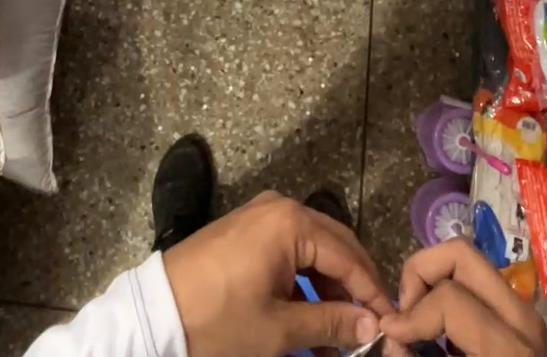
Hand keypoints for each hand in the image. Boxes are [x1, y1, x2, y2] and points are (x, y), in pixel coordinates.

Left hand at [163, 191, 393, 356]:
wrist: (154, 313)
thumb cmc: (219, 320)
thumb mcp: (278, 329)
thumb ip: (331, 323)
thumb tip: (374, 325)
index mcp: (291, 222)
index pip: (348, 255)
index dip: (372, 292)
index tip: (392, 324)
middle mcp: (279, 208)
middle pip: (333, 245)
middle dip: (353, 288)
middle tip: (372, 327)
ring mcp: (259, 216)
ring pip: (311, 250)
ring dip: (328, 291)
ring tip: (341, 337)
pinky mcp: (245, 231)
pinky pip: (287, 252)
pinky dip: (302, 284)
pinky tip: (310, 320)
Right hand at [379, 239, 546, 356]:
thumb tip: (391, 335)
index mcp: (509, 349)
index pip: (450, 299)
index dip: (411, 315)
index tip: (391, 336)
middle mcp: (523, 320)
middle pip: (461, 254)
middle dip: (421, 271)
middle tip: (405, 309)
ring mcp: (526, 316)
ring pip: (469, 262)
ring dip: (434, 281)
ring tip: (418, 317)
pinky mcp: (521, 321)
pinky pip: (478, 285)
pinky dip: (449, 292)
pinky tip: (439, 328)